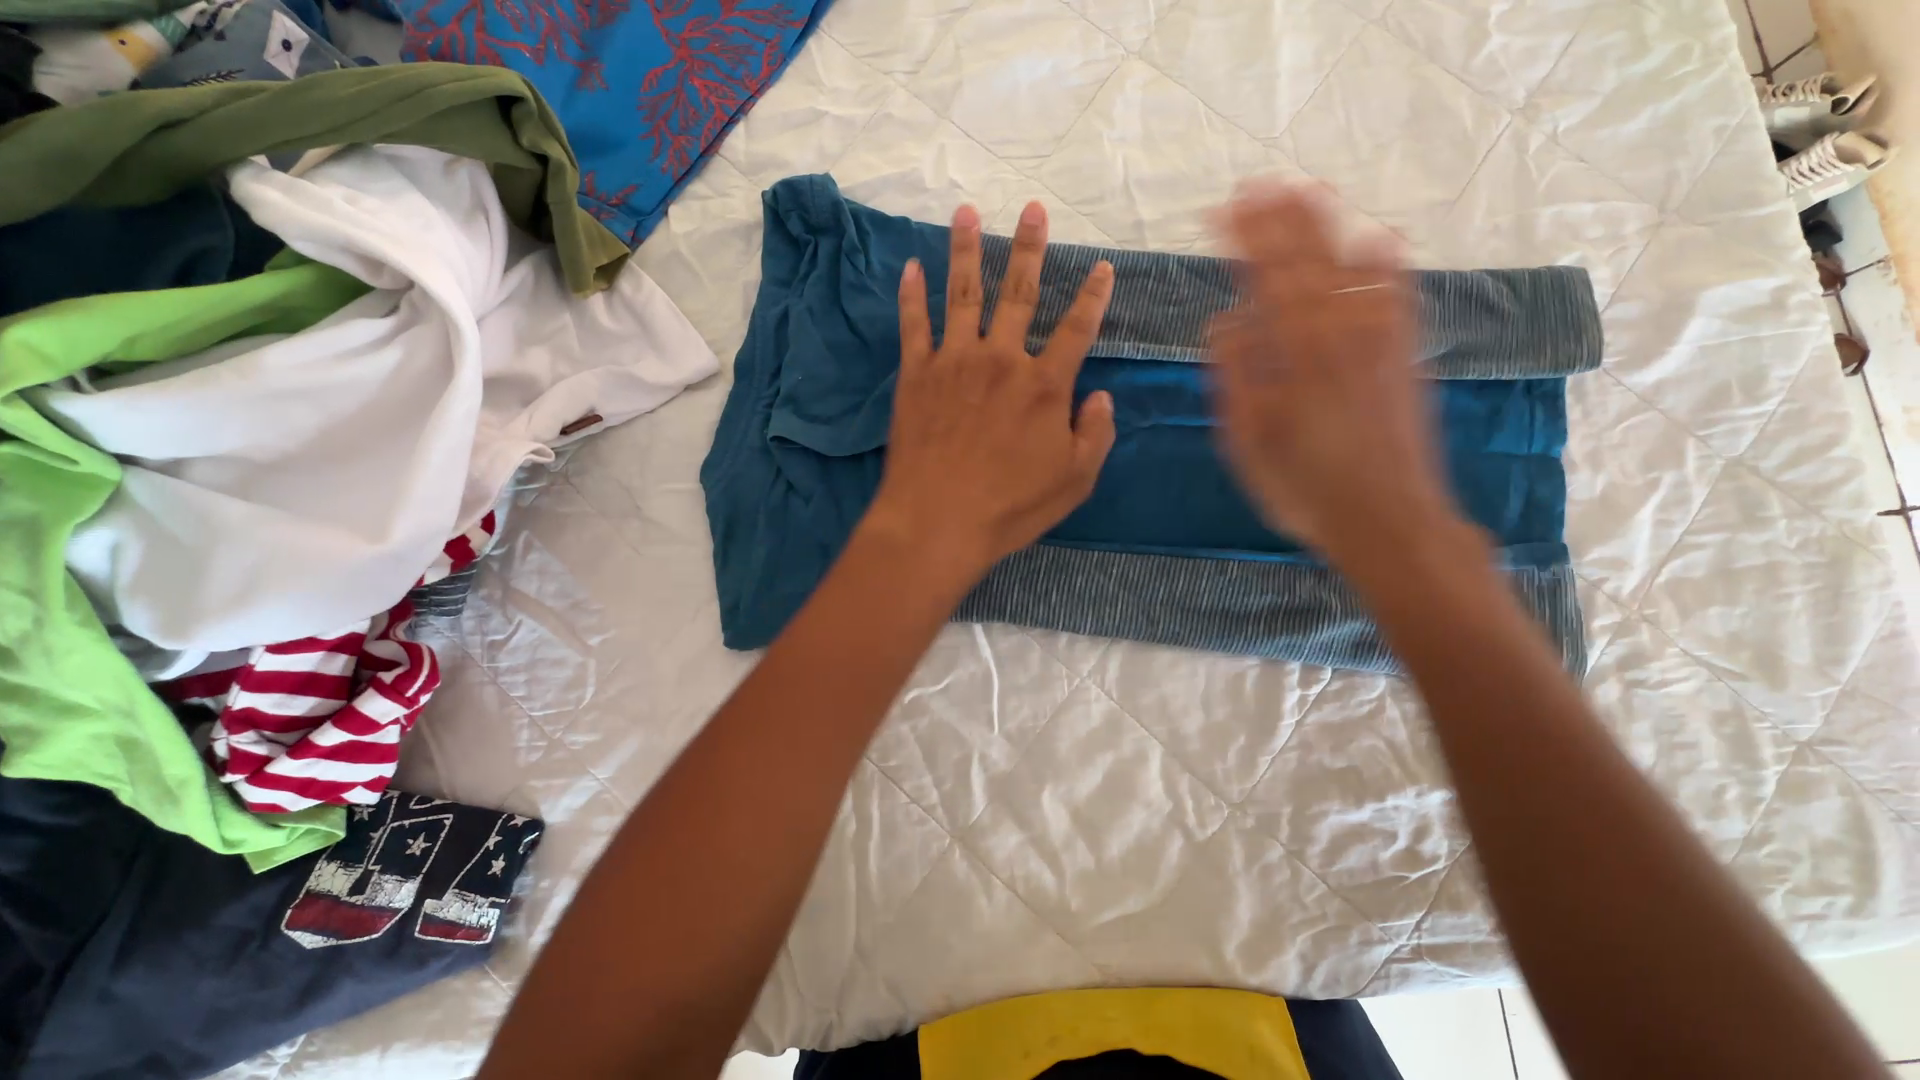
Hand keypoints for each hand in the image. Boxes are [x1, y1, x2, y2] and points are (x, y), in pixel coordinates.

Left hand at [863, 201, 1116, 584]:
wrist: (937, 521)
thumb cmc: (1010, 507)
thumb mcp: (1075, 480)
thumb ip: (1095, 434)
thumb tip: (1102, 395)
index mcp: (1045, 385)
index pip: (1078, 328)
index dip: (1093, 295)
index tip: (1102, 265)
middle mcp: (1001, 360)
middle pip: (1019, 293)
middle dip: (1030, 247)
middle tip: (1033, 208)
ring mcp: (954, 362)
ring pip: (963, 294)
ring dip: (967, 250)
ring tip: (967, 212)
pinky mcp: (916, 374)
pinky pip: (914, 325)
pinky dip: (912, 295)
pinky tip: (910, 266)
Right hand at [1208, 181, 1461, 562]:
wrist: (1389, 519)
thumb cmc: (1306, 490)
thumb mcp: (1248, 445)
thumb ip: (1235, 378)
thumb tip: (1224, 323)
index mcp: (1291, 356)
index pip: (1262, 280)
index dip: (1242, 241)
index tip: (1221, 210)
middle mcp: (1336, 334)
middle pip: (1305, 262)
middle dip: (1278, 220)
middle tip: (1256, 184)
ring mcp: (1378, 340)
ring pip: (1349, 267)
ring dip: (1326, 226)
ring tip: (1307, 188)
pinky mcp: (1405, 354)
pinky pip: (1397, 296)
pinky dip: (1387, 265)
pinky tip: (1379, 237)